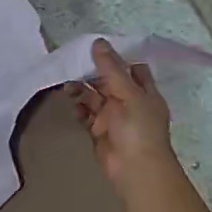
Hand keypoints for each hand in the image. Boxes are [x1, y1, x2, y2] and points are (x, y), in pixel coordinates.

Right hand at [72, 38, 177, 188]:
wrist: (134, 169)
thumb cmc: (138, 128)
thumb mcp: (127, 93)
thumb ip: (111, 68)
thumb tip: (98, 42)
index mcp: (144, 91)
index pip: (132, 68)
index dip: (116, 58)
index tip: (95, 48)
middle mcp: (129, 102)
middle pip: (109, 81)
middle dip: (92, 73)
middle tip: (73, 64)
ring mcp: (114, 117)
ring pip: (94, 97)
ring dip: (81, 90)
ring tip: (67, 85)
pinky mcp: (99, 131)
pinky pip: (86, 115)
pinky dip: (78, 109)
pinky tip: (72, 105)